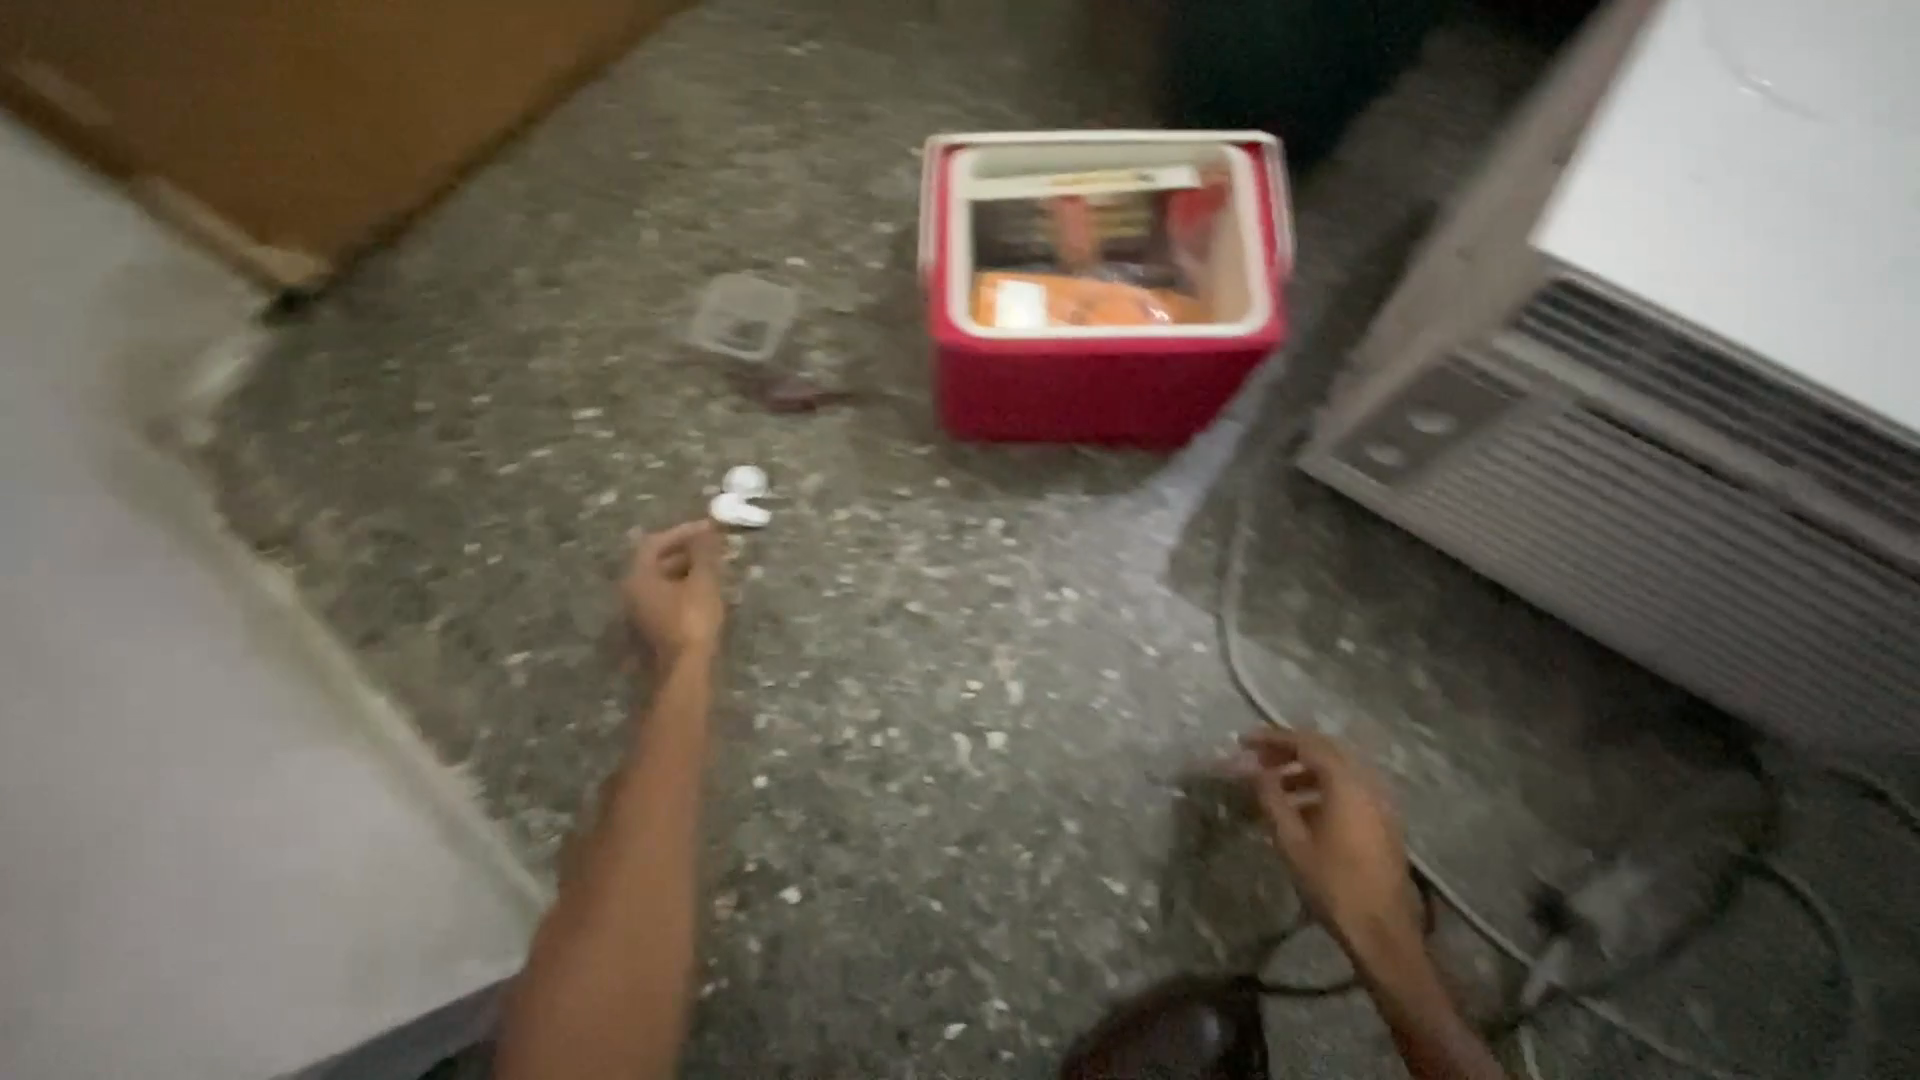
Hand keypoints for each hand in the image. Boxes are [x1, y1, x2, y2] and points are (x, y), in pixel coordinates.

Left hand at [623, 520, 725, 668]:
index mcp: (638, 577)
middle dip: (686, 552)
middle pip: (656, 563)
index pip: (654, 543)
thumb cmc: (691, 621)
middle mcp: (631, 593)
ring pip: (662, 583)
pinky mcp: (651, 630)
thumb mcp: (702, 582)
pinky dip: (684, 590)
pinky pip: (666, 600)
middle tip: (713, 548)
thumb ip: (704, 553)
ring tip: (714, 569)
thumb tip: (708, 529)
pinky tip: (706, 594)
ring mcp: (639, 614)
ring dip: (686, 572)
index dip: (681, 532)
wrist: (683, 671)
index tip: (707, 529)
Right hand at [1233, 730, 1419, 960]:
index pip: (1306, 744)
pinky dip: (1323, 787)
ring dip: (1305, 770)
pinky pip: (1350, 789)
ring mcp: (1380, 803)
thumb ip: (1270, 798)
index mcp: (1346, 784)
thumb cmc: (1332, 884)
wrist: (1383, 932)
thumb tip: (1252, 770)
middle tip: (1258, 759)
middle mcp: (1367, 784)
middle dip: (1289, 750)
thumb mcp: (1291, 840)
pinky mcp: (1383, 822)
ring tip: (1274, 786)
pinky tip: (1301, 809)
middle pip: (1325, 750)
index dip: (1273, 738)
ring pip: (1339, 770)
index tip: (1244, 742)